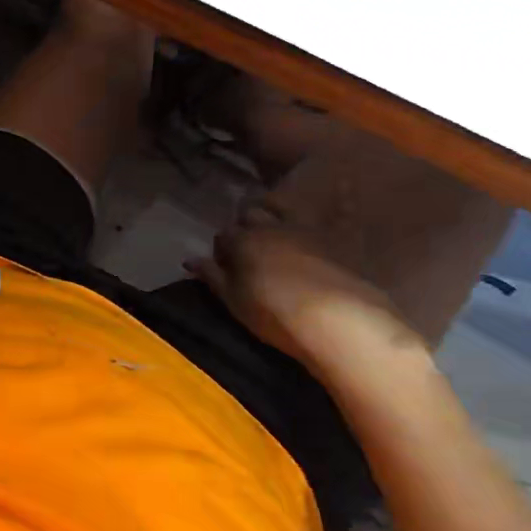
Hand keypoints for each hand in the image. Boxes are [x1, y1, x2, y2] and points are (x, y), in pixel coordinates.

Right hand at [194, 207, 424, 383]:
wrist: (341, 321)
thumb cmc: (275, 313)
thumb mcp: (234, 300)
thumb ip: (212, 276)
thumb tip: (190, 259)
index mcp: (242, 240)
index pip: (223, 235)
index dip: (221, 251)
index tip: (224, 269)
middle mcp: (270, 227)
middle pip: (250, 214)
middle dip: (244, 226)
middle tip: (247, 250)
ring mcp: (304, 231)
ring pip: (280, 209)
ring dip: (271, 217)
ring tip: (273, 240)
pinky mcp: (333, 241)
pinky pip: (309, 224)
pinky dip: (300, 228)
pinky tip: (302, 248)